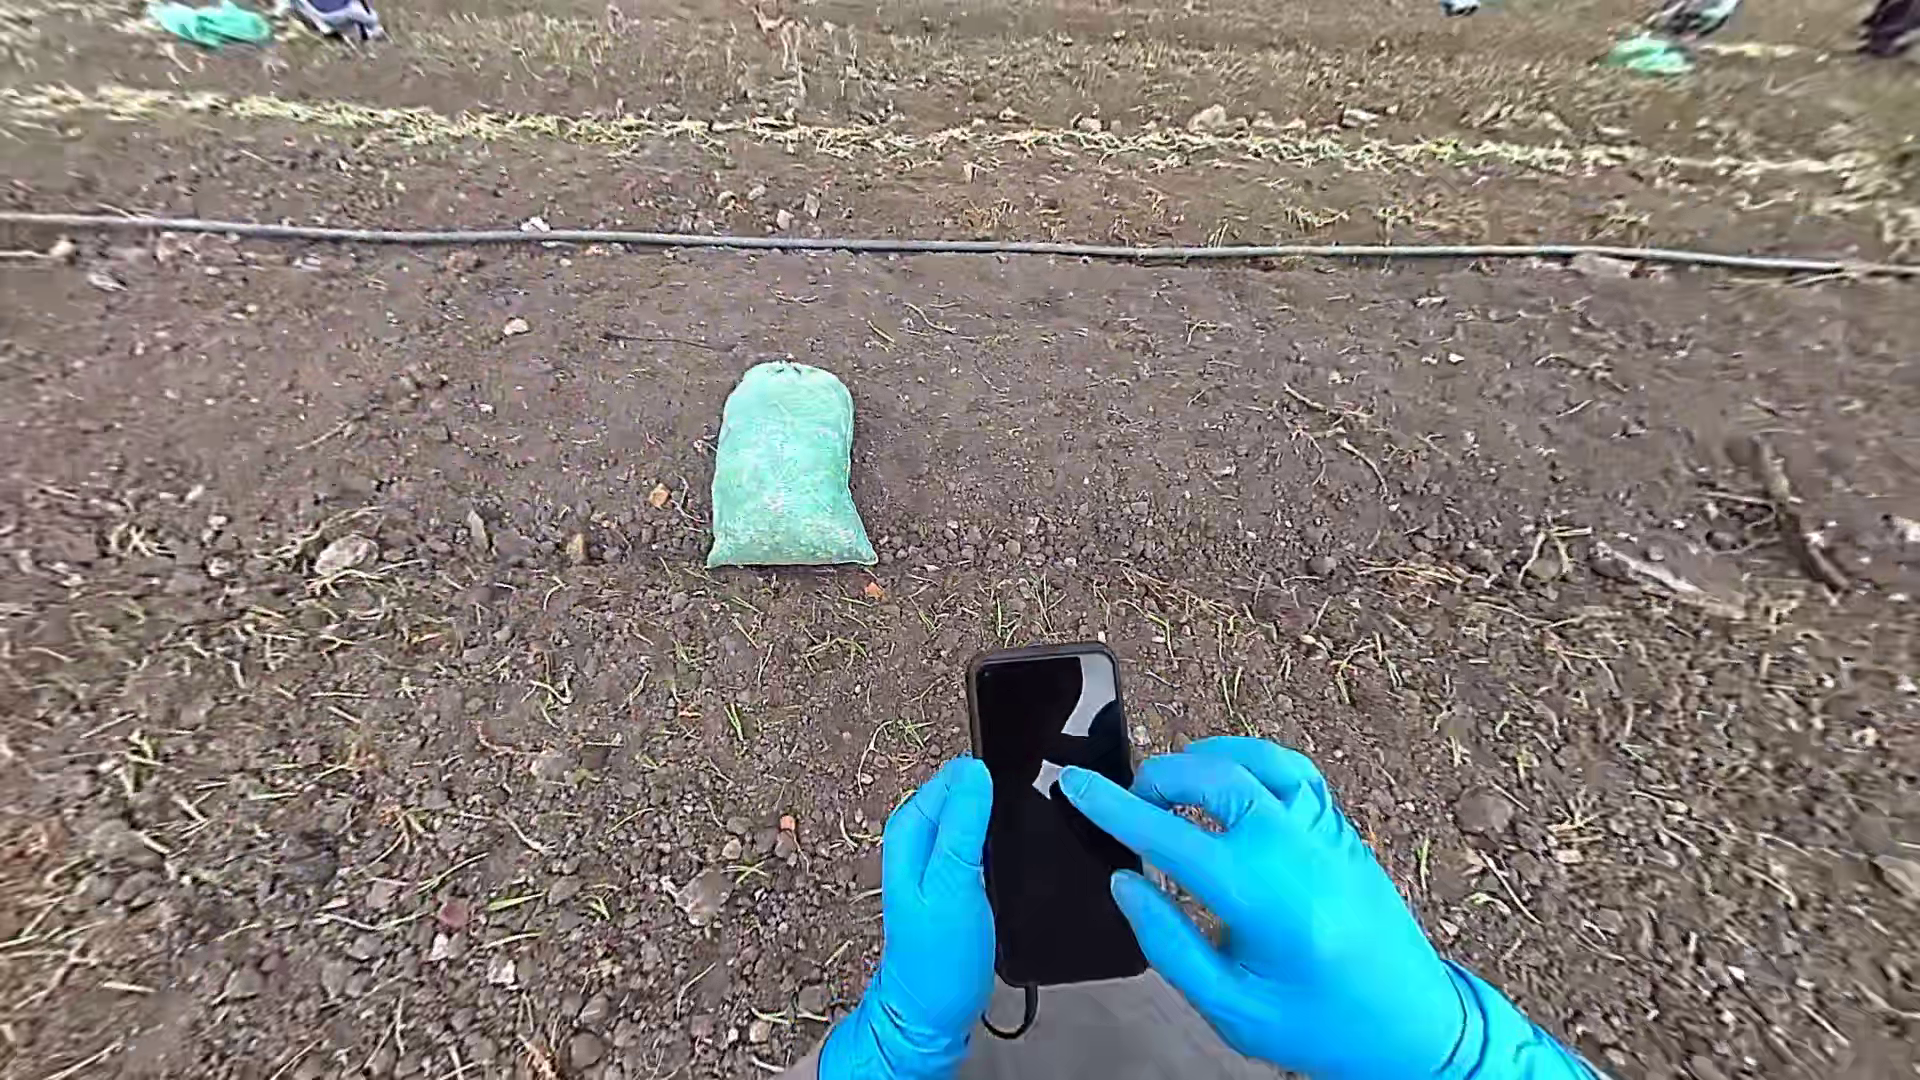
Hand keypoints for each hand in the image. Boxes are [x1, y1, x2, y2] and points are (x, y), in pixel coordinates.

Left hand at [819, 757, 993, 1079]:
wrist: (933, 1016)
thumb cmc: (937, 958)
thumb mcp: (952, 883)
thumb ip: (963, 824)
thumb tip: (976, 770)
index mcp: (911, 826)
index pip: (954, 775)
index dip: (986, 781)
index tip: (1010, 801)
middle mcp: (921, 833)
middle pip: (965, 791)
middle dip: (993, 800)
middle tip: (1015, 828)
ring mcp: (938, 854)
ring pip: (975, 814)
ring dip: (996, 821)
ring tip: (1015, 841)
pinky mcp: (956, 872)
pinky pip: (980, 838)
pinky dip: (996, 842)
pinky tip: (1008, 856)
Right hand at [1060, 738, 1473, 1079]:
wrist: (1422, 1033)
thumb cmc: (1319, 1027)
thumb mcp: (1232, 1011)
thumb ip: (1167, 943)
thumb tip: (1124, 879)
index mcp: (1264, 900)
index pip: (1168, 836)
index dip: (1112, 806)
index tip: (1074, 783)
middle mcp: (1294, 849)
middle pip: (1208, 778)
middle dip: (1157, 783)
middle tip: (1137, 811)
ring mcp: (1321, 827)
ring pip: (1246, 757)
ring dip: (1196, 763)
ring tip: (1175, 792)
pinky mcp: (1335, 820)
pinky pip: (1286, 763)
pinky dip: (1243, 755)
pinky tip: (1225, 775)